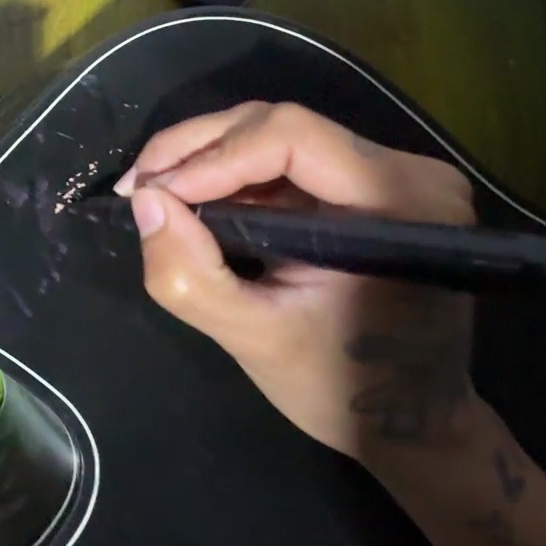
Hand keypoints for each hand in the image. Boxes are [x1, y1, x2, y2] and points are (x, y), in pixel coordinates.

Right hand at [115, 101, 481, 462]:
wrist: (408, 421)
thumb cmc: (341, 386)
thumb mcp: (253, 339)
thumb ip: (190, 275)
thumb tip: (146, 202)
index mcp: (400, 204)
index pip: (290, 137)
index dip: (214, 158)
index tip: (157, 196)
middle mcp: (405, 172)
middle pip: (274, 124)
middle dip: (194, 149)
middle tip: (138, 186)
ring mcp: (385, 174)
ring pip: (269, 131)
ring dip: (200, 156)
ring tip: (153, 191)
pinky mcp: (359, 184)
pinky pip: (276, 154)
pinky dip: (221, 170)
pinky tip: (186, 195)